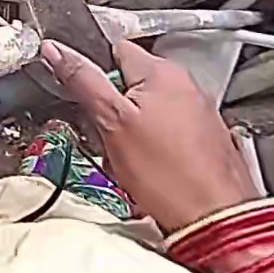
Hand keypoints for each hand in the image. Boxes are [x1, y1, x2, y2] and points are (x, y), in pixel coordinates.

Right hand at [39, 37, 257, 232]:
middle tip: (101, 126)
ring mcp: (196, 111)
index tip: (82, 91)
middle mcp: (185, 86)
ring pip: (139, 104)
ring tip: (121, 148)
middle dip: (105, 100)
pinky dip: (143, 138)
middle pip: (124, 78)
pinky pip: (157, 125)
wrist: (218, 223)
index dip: (89, 68)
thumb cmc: (169, 174)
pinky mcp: (201, 136)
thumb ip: (81, 78)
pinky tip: (141, 160)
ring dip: (122, 122)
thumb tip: (55, 50)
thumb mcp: (110, 119)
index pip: (111, 49)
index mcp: (163, 72)